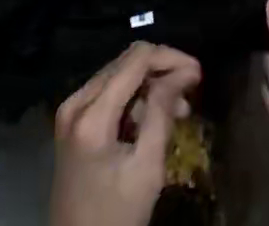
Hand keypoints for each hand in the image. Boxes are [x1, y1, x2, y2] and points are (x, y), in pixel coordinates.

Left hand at [51, 41, 201, 225]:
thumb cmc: (116, 214)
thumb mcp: (147, 166)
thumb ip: (163, 112)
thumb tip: (184, 71)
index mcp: (92, 115)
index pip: (137, 59)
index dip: (171, 58)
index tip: (198, 73)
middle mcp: (76, 102)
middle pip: (127, 61)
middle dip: (163, 69)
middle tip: (191, 88)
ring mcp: (71, 111)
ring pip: (119, 74)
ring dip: (151, 84)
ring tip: (179, 108)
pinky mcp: (73, 121)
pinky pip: (109, 91)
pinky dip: (135, 97)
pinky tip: (155, 115)